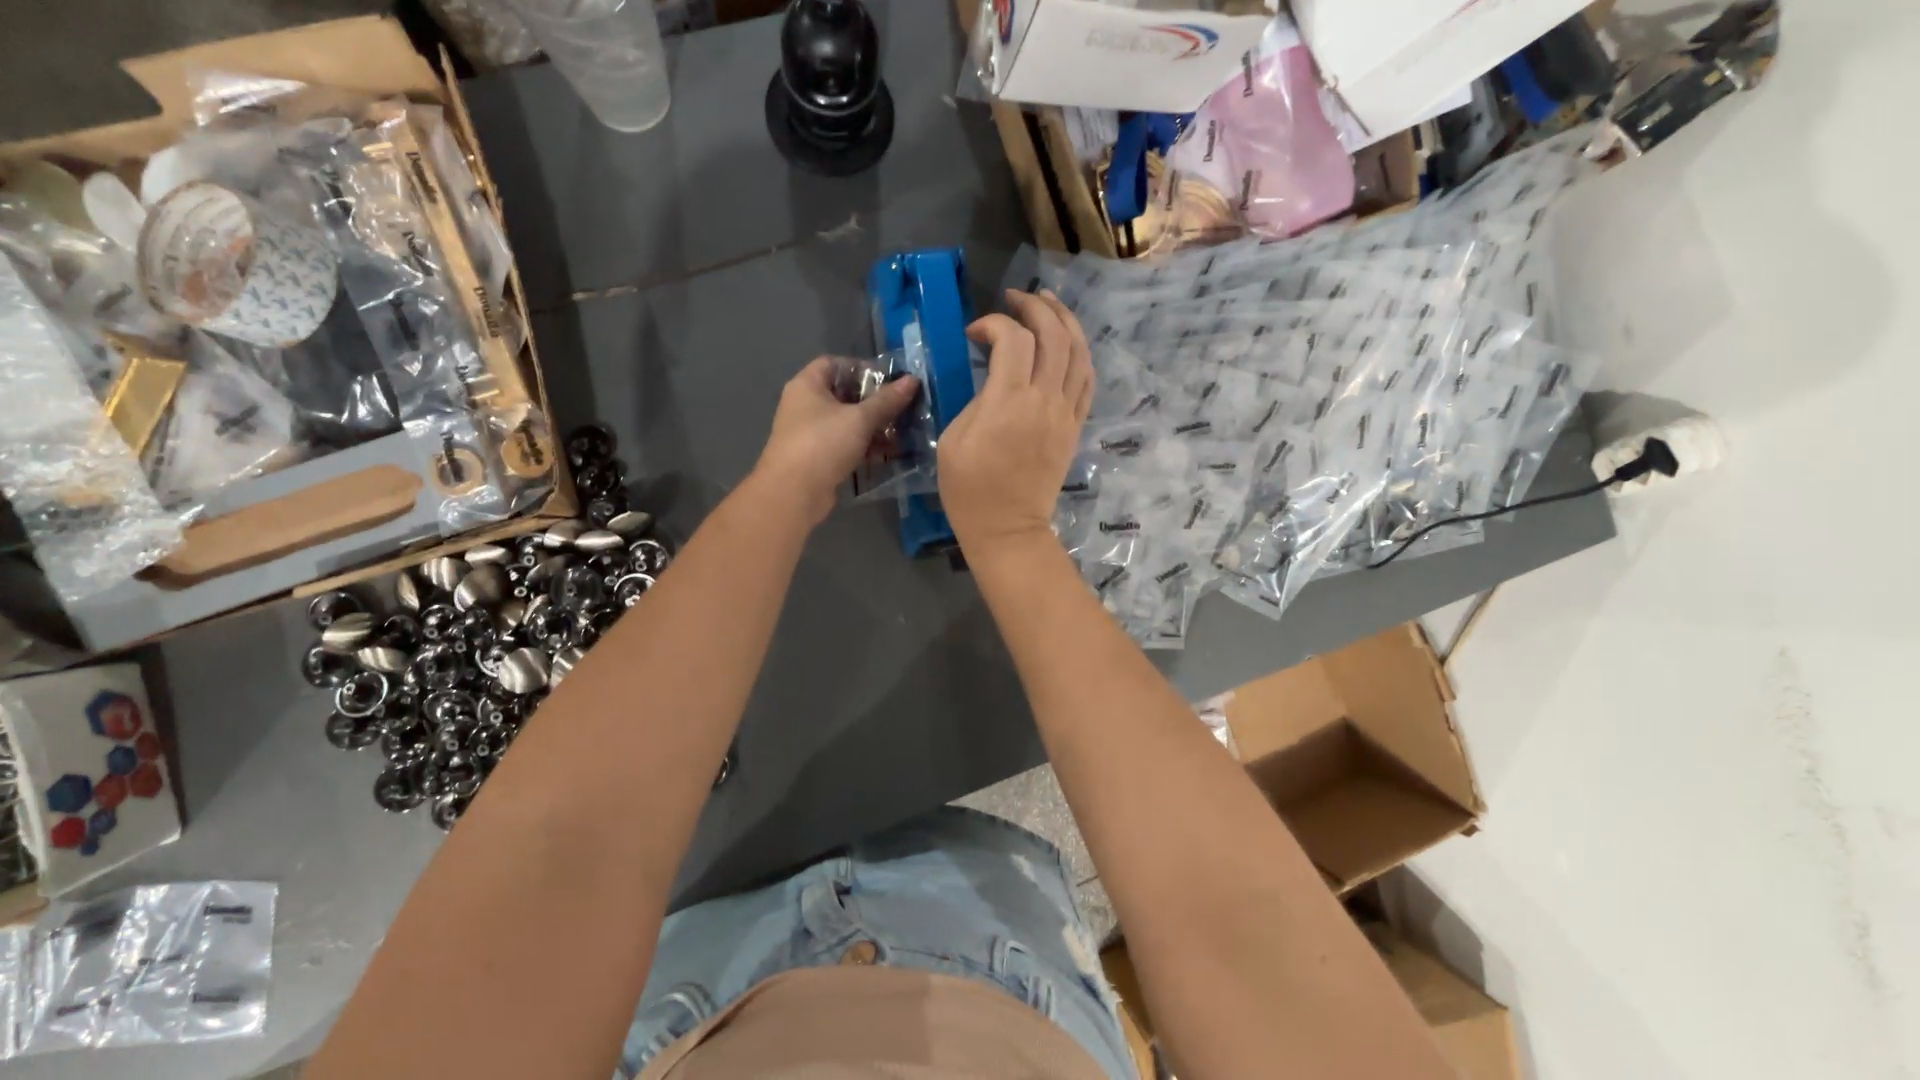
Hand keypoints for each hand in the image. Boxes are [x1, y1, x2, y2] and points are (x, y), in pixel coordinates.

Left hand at [750, 357, 919, 526]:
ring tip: (902, 433)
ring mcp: (810, 433)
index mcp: (808, 385)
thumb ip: (887, 400)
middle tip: (902, 408)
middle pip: (843, 394)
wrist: (793, 493)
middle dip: (874, 401)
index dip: (861, 367)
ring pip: (846, 422)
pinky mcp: (817, 457)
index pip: (834, 363)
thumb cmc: (823, 444)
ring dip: (873, 427)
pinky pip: (844, 444)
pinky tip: (888, 454)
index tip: (889, 380)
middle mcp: (805, 405)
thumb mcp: (860, 419)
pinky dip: (864, 446)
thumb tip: (912, 380)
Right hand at [938, 289, 1092, 558]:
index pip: (1012, 339)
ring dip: (1064, 320)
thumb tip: (994, 380)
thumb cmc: (968, 489)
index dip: (993, 324)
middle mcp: (1044, 400)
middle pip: (1053, 335)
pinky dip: (1079, 353)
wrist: (1007, 528)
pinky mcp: (1074, 426)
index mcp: (1008, 402)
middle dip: (1035, 307)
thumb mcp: (953, 439)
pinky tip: (1068, 342)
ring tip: (1048, 303)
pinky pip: (1086, 380)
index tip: (973, 334)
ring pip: (1078, 352)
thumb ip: (976, 400)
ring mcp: (1065, 413)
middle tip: (1015, 298)